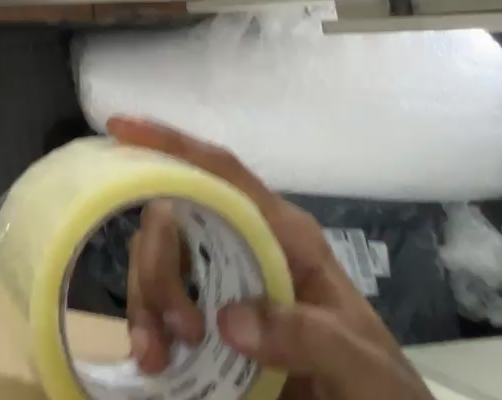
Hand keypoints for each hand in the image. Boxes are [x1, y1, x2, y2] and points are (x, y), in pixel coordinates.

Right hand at [111, 116, 434, 399]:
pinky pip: (152, 299)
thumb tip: (228, 319)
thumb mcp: (361, 366)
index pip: (223, 173)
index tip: (122, 127)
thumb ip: (307, 336)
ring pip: (154, 256)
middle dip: (161, 266)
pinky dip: (143, 325)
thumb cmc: (380, 391)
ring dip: (146, 300)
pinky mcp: (202, 315)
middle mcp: (243, 243)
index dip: (172, 144)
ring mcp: (218, 278)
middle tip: (181, 331)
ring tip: (159, 357)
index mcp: (284, 235)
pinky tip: (153, 361)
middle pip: (174, 218)